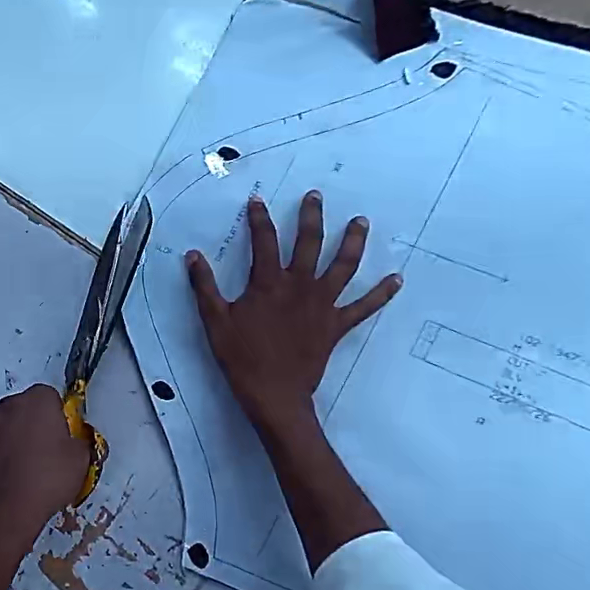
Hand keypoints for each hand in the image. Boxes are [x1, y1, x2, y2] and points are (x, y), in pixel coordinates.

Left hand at [0, 384, 92, 554]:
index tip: (62, 436)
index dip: (58, 415)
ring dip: (14, 434)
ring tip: (25, 463)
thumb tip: (74, 441)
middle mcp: (10, 404)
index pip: (50, 396)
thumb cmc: (49, 478)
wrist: (9, 508)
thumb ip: (80, 440)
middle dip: (34, 421)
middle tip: (46, 450)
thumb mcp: (81, 459)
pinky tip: (8, 471)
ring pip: (6, 422)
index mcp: (38, 400)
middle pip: (26, 406)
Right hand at [186, 191, 401, 439]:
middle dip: (311, 217)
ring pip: (343, 267)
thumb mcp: (214, 320)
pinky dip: (381, 294)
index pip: (264, 242)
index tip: (257, 201)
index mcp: (268, 283)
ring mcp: (322, 305)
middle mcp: (299, 286)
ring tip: (361, 222)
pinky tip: (395, 280)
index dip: (259, 219)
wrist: (274, 393)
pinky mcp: (336, 325)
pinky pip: (363, 307)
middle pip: (309, 243)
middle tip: (316, 196)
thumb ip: (204, 286)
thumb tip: (193, 256)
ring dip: (353, 242)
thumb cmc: (240, 356)